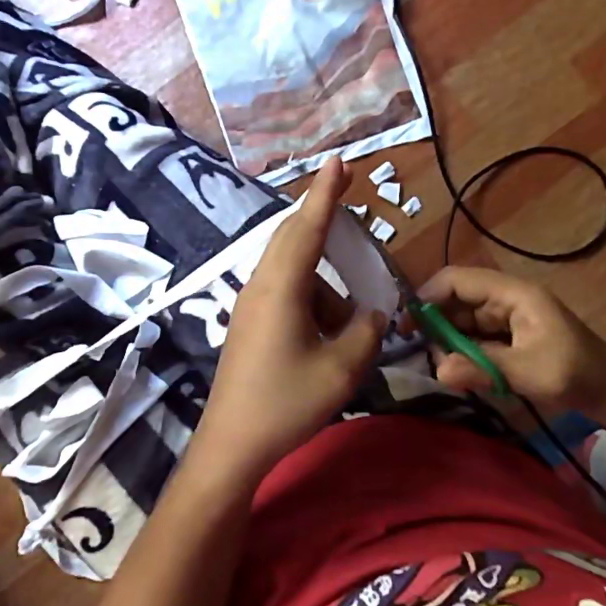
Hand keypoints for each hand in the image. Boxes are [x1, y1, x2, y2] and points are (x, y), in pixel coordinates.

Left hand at [195, 157, 386, 478]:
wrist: (231, 444)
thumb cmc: (286, 403)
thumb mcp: (340, 369)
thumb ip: (366, 332)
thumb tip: (374, 313)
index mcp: (281, 288)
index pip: (307, 227)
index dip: (326, 193)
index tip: (339, 161)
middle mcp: (261, 286)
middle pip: (294, 238)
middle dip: (323, 217)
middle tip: (349, 197)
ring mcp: (251, 305)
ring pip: (295, 272)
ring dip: (327, 284)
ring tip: (351, 325)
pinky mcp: (249, 324)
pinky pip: (287, 293)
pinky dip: (313, 300)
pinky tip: (329, 336)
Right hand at [417, 267, 605, 414]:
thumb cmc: (574, 373)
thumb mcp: (531, 373)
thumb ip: (484, 369)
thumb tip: (438, 370)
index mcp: (512, 293)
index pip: (458, 280)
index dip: (429, 296)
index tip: (407, 324)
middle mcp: (504, 298)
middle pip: (454, 298)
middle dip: (433, 322)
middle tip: (417, 351)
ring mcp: (504, 316)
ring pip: (460, 318)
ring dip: (444, 339)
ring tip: (435, 364)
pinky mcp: (504, 335)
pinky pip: (471, 335)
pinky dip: (458, 349)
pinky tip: (451, 368)